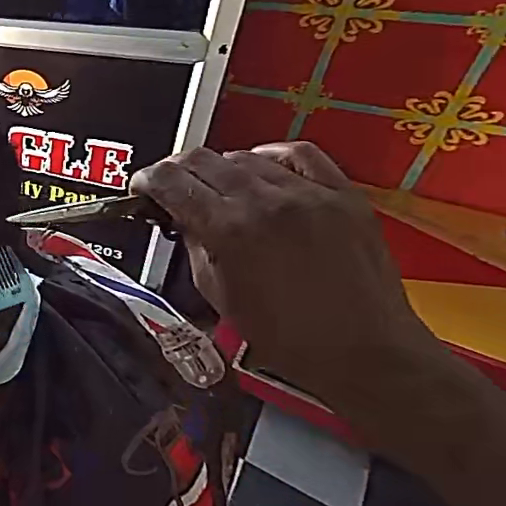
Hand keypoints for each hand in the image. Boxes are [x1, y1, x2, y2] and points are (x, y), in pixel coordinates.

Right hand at [129, 142, 447, 410]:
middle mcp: (265, 202)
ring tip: (219, 189)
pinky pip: (298, 153)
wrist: (363, 352)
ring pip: (243, 155)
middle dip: (176, 170)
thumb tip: (182, 217)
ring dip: (220, 168)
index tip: (142, 187)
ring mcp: (307, 194)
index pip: (170, 180)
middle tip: (171, 187)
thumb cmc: (286, 335)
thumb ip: (194, 244)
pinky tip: (261, 168)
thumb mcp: (215, 291)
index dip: (146, 180)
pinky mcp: (342, 195)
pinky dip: (271, 156)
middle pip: (201, 159)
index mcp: (228, 229)